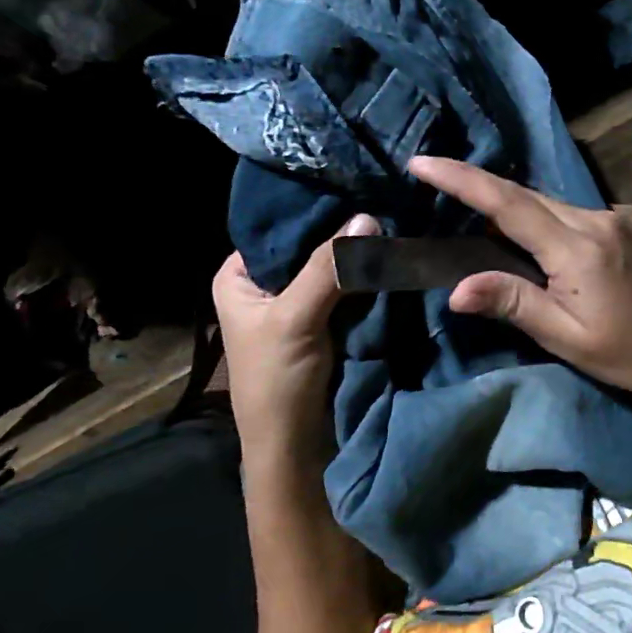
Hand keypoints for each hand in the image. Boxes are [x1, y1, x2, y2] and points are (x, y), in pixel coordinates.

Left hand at [212, 215, 379, 466]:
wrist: (295, 447)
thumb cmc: (277, 382)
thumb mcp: (295, 318)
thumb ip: (328, 269)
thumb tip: (367, 217)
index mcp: (238, 277)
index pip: (278, 228)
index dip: (314, 209)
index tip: (355, 185)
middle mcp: (266, 285)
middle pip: (307, 247)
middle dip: (341, 233)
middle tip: (383, 201)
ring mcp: (298, 306)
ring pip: (330, 270)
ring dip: (357, 257)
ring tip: (393, 222)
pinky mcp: (326, 325)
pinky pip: (347, 292)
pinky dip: (365, 280)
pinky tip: (389, 258)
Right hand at [408, 155, 631, 408]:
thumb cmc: (627, 353)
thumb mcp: (566, 337)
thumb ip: (514, 304)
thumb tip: (456, 289)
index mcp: (578, 250)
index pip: (508, 204)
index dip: (462, 179)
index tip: (421, 162)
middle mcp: (596, 219)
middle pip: (526, 196)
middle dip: (479, 189)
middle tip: (435, 186)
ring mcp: (613, 216)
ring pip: (548, 202)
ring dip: (512, 208)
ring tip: (475, 217)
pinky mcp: (624, 221)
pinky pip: (569, 212)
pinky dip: (541, 219)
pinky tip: (530, 238)